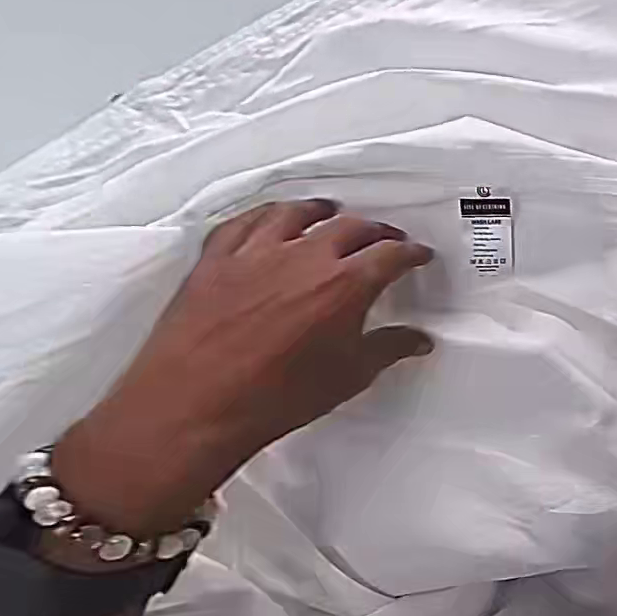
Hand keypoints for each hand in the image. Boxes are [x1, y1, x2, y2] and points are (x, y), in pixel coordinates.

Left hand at [51, 200, 434, 537]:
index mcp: (344, 285)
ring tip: (331, 211)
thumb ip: (387, 349)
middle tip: (384, 239)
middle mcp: (304, 258)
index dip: (411, 253)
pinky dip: (264, 214)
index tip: (417, 255)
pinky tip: (269, 216)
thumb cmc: (276, 396)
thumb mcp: (348, 376)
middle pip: (351, 228)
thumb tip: (415, 340)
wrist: (199, 404)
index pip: (390, 255)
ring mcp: (257, 253)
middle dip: (376, 231)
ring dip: (321, 211)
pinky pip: (244, 222)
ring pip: (296, 213)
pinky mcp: (217, 259)